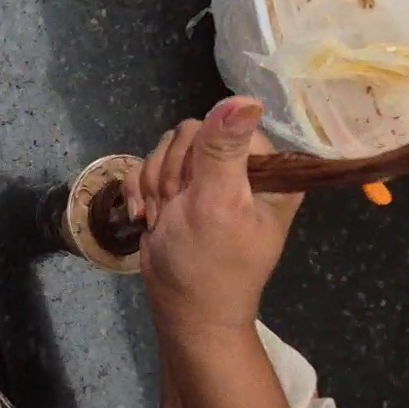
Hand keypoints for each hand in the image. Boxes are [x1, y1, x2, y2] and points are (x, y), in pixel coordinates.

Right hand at [123, 97, 302, 335]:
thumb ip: (224, 150)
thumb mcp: (217, 205)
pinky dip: (141, 192)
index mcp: (268, 171)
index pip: (227, 125)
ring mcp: (206, 180)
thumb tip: (245, 97)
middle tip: (178, 208)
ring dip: (153, 185)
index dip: (200, 153)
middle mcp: (240, 169)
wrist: (182, 310)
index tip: (196, 188)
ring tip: (163, 219)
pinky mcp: (177, 191)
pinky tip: (147, 218)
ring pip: (165, 150)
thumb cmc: (208, 264)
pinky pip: (148, 167)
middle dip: (172, 173)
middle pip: (190, 134)